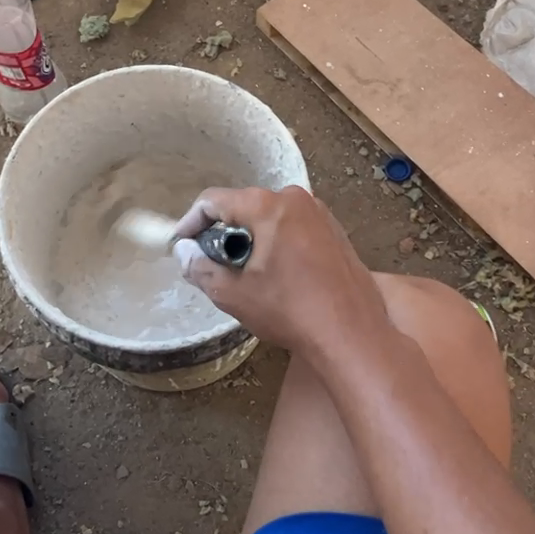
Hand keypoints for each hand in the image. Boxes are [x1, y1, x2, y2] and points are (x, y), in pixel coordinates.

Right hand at [172, 186, 391, 363]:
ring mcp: (319, 213)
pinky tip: (275, 274)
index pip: (213, 201)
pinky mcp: (335, 231)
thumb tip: (184, 251)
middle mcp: (295, 198)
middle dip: (221, 232)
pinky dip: (275, 242)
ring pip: (268, 217)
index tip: (181, 247)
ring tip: (242, 271)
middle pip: (242, 206)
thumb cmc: (290, 311)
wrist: (353, 335)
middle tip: (210, 263)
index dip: (190, 222)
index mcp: (267, 206)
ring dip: (249, 238)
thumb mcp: (233, 293)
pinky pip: (292, 227)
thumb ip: (200, 267)